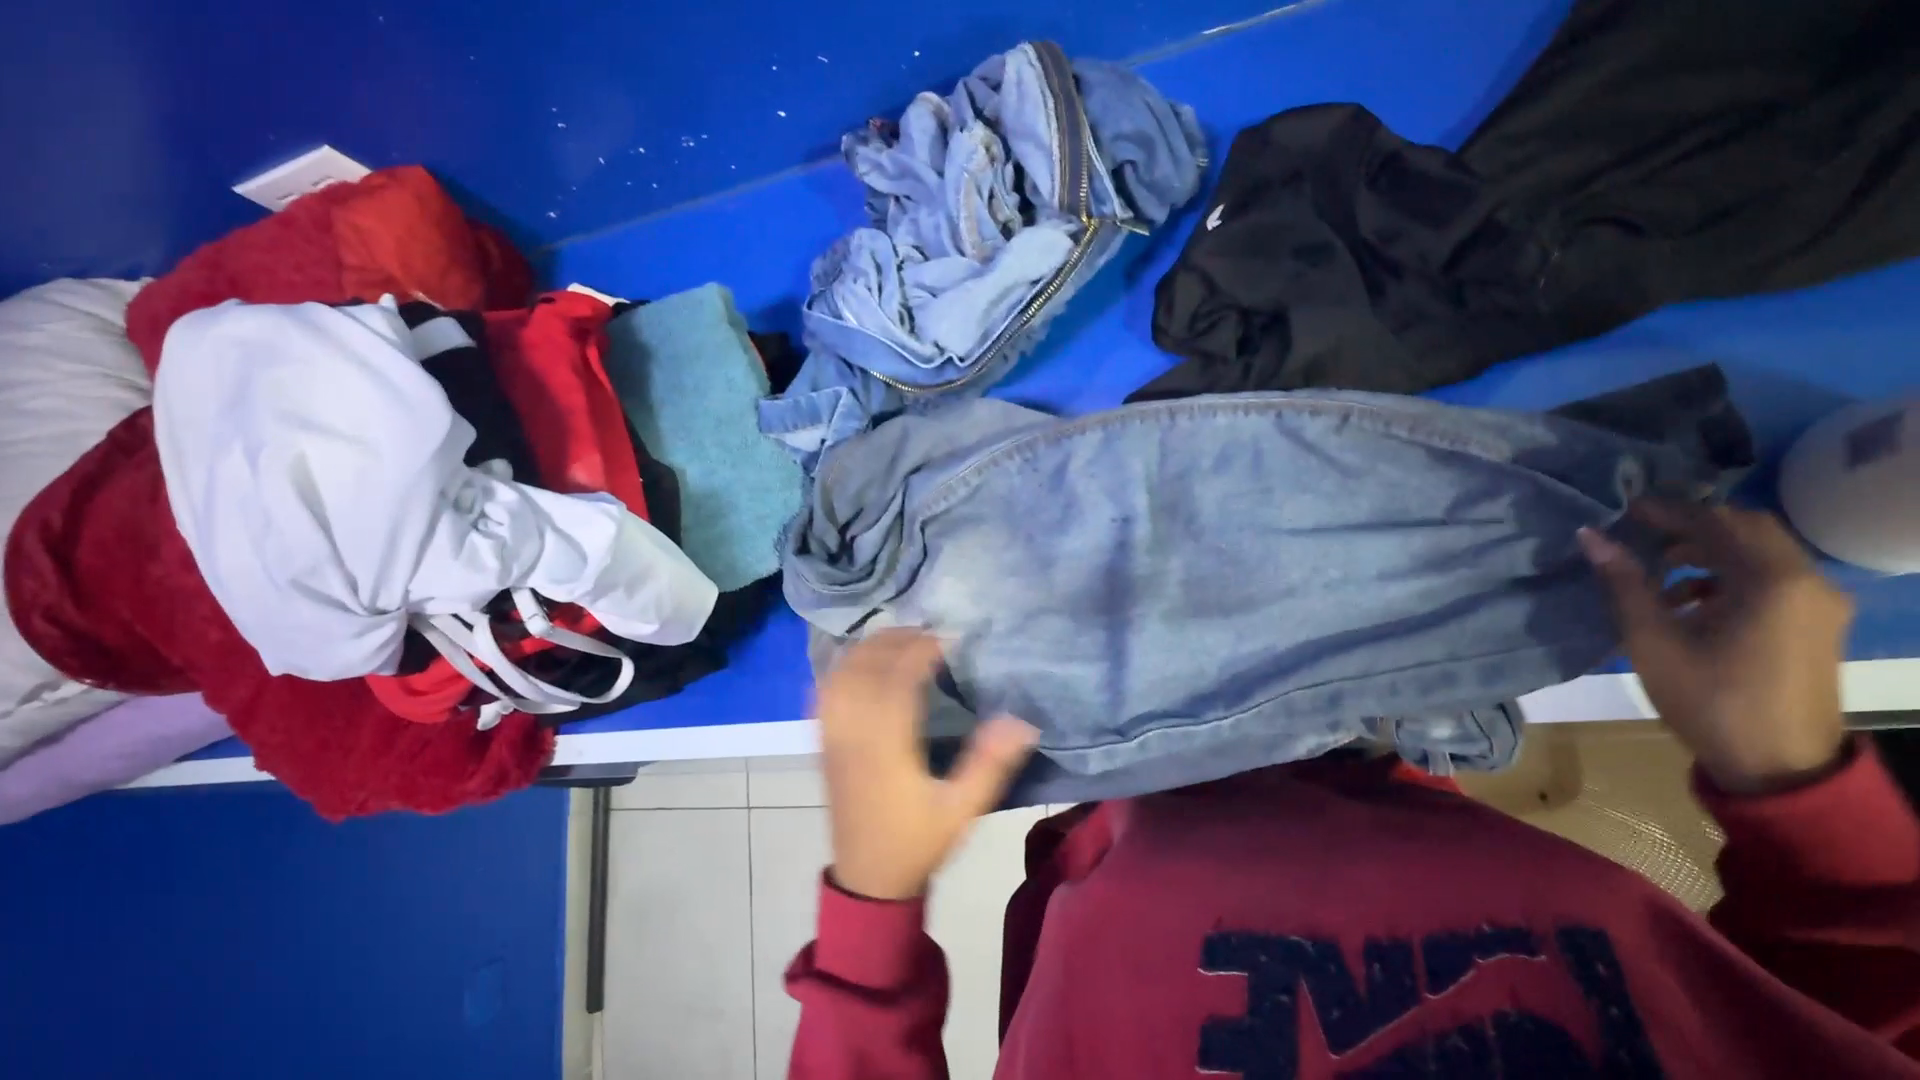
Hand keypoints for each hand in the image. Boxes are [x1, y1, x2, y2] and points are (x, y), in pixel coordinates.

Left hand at [814, 629, 1039, 900]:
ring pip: (841, 674)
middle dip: (896, 640)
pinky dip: (842, 668)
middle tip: (929, 633)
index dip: (924, 649)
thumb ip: (989, 764)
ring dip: (869, 649)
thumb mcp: (962, 809)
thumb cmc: (918, 842)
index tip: (951, 637)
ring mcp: (833, 736)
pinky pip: (823, 693)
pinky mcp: (823, 743)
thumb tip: (1021, 721)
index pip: (900, 677)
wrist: (868, 878)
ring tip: (899, 640)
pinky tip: (860, 663)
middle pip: (866, 666)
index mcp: (887, 744)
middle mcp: (854, 732)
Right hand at [1579, 501, 1851, 794]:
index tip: (1625, 511)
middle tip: (1641, 533)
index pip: (1717, 522)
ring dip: (1710, 551)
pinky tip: (1691, 602)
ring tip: (1659, 570)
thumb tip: (1591, 536)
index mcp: (1772, 581)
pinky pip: (1772, 579)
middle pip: (1747, 530)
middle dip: (1692, 526)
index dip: (1668, 512)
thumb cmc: (1710, 700)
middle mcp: (1807, 581)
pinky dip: (1730, 575)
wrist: (1779, 766)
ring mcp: (1819, 603)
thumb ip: (1625, 583)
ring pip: (1761, 553)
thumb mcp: (1653, 641)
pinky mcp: (1817, 623)